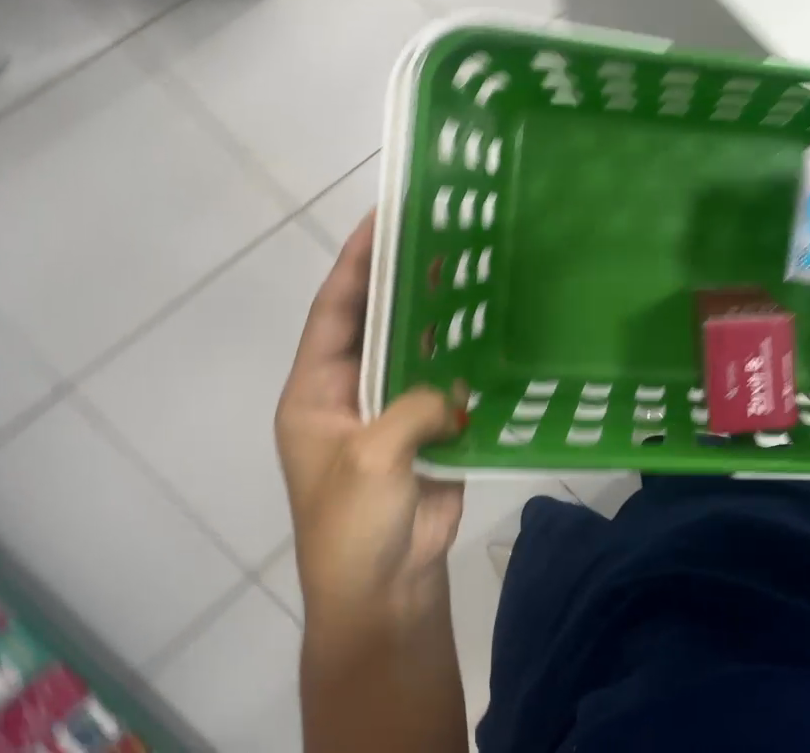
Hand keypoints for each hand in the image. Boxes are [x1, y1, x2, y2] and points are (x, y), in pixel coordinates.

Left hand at [275, 213, 469, 633]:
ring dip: (440, 320)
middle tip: (441, 237)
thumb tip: (452, 391)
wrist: (383, 588)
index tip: (381, 220)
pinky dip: (467, 361)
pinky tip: (495, 334)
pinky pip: (448, 385)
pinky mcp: (429, 432)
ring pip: (417, 352)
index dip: (354, 267)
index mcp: (314, 395)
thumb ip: (411, 406)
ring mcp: (392, 413)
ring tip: (474, 274)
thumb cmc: (352, 524)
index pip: (333, 315)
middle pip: (378, 325)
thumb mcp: (371, 458)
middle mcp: (351, 395)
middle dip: (404, 284)